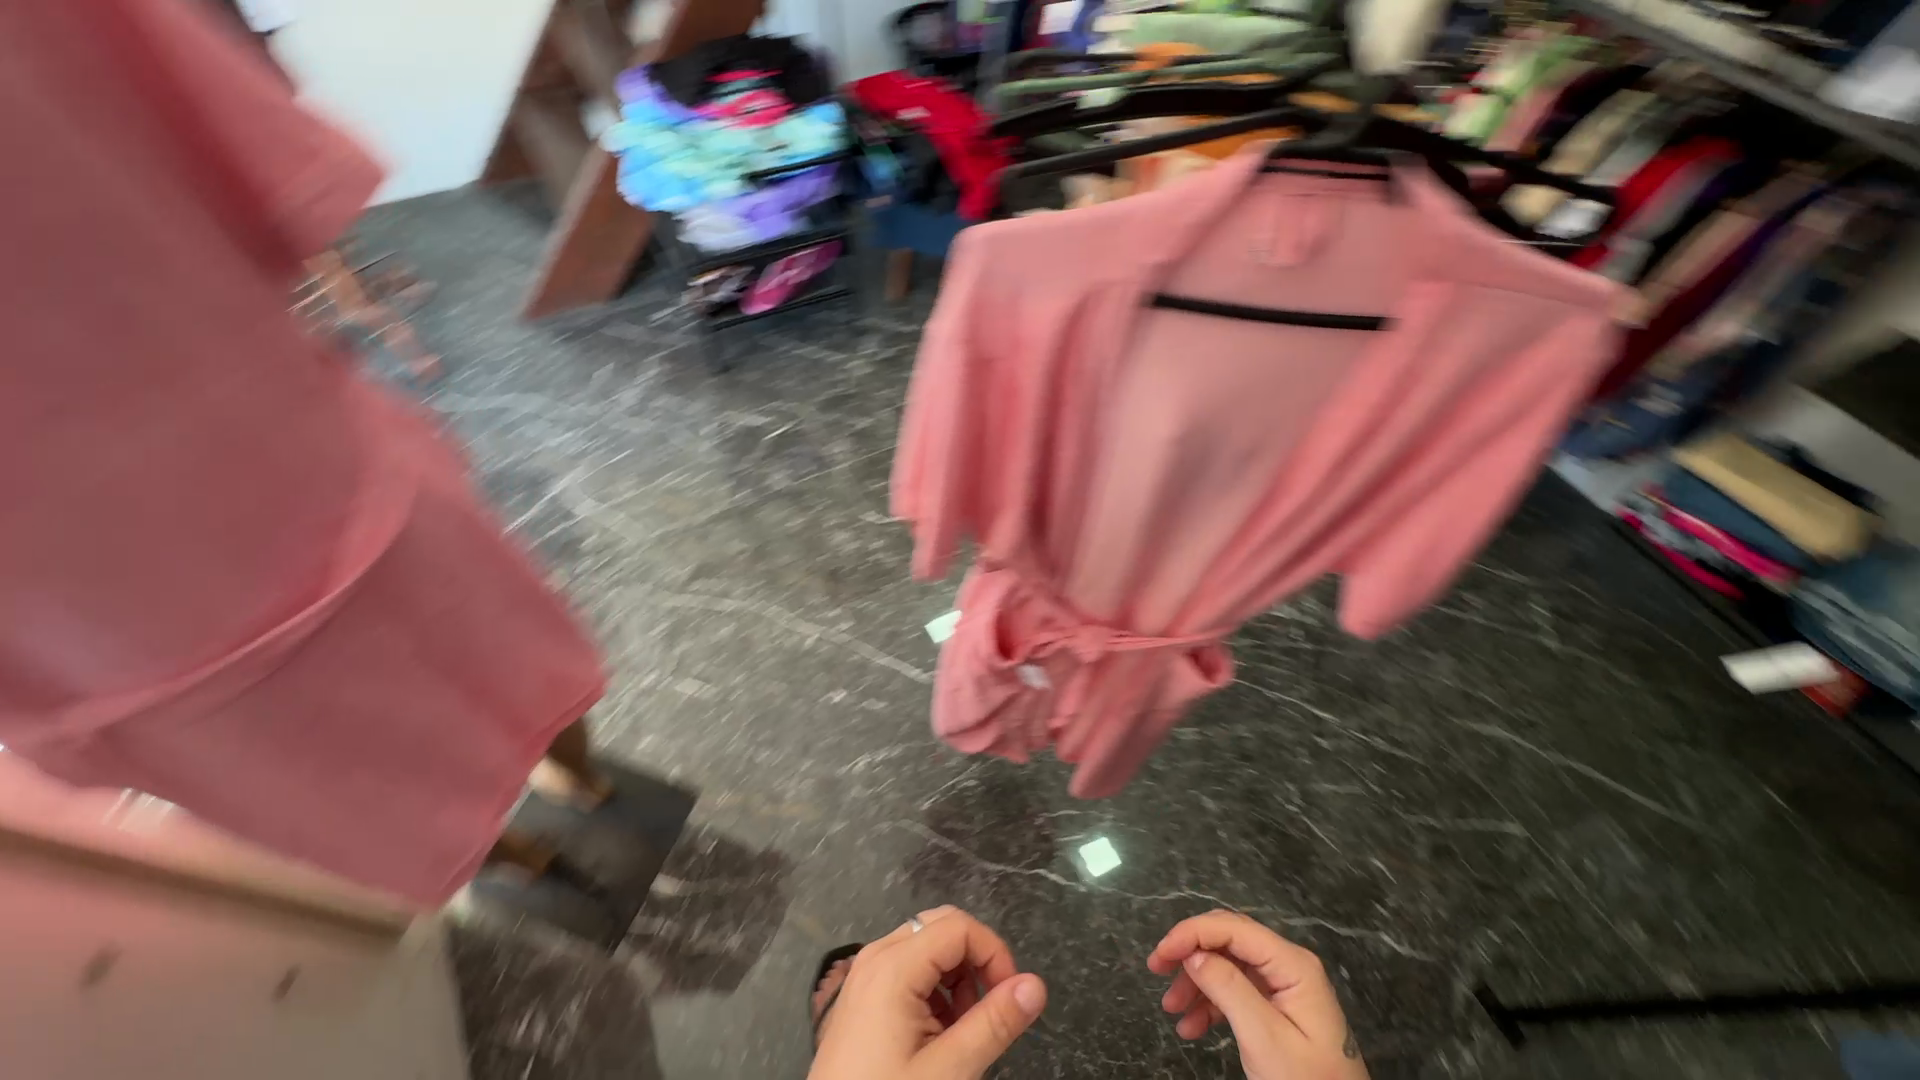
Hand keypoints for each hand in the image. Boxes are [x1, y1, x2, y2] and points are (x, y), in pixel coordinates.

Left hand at [809, 906, 1047, 1079]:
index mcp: (893, 966)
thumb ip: (994, 1023)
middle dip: (976, 962)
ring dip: (957, 978)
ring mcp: (866, 975)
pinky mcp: (863, 995)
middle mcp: (876, 957)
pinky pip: (909, 969)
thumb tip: (1037, 984)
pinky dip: (934, 990)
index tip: (1010, 1001)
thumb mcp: (949, 1070)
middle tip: (987, 1012)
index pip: (960, 927)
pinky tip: (937, 1035)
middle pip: (942, 927)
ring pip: (927, 947)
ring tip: (962, 1032)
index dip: (995, 954)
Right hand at [1148, 911, 1368, 1079]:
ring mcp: (1282, 986)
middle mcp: (1287, 965)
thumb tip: (1192, 954)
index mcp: (1292, 964)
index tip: (1160, 956)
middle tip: (1157, 971)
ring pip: (1227, 965)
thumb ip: (1229, 990)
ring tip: (1171, 1010)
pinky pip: (1236, 991)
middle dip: (1190, 953)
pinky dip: (1210, 1004)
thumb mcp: (1264, 1039)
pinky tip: (1192, 1027)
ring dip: (1196, 983)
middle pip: (1228, 941)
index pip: (1233, 928)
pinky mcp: (1277, 1007)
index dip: (1191, 934)